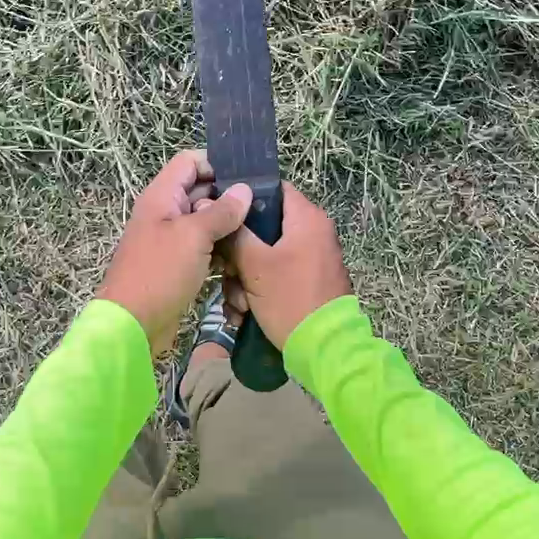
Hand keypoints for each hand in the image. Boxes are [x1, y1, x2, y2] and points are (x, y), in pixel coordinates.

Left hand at [98, 150, 254, 356]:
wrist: (133, 323)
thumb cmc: (160, 272)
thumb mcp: (194, 236)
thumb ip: (221, 211)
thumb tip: (244, 190)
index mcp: (162, 196)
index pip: (189, 162)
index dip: (216, 164)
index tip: (247, 179)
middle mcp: (165, 212)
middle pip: (201, 191)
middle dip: (229, 197)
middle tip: (263, 208)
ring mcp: (171, 239)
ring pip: (205, 221)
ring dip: (227, 227)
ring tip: (257, 234)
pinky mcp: (179, 264)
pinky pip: (204, 247)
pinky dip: (220, 250)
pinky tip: (242, 259)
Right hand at [219, 181, 351, 348]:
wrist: (326, 351)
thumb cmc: (290, 299)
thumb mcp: (255, 265)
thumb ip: (234, 233)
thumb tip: (213, 204)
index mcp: (307, 219)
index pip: (273, 188)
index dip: (243, 196)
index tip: (220, 213)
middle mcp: (313, 232)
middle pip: (263, 226)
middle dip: (239, 252)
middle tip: (226, 272)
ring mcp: (311, 258)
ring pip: (264, 254)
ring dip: (243, 277)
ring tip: (238, 302)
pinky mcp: (306, 281)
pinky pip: (275, 274)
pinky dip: (258, 290)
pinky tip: (245, 312)